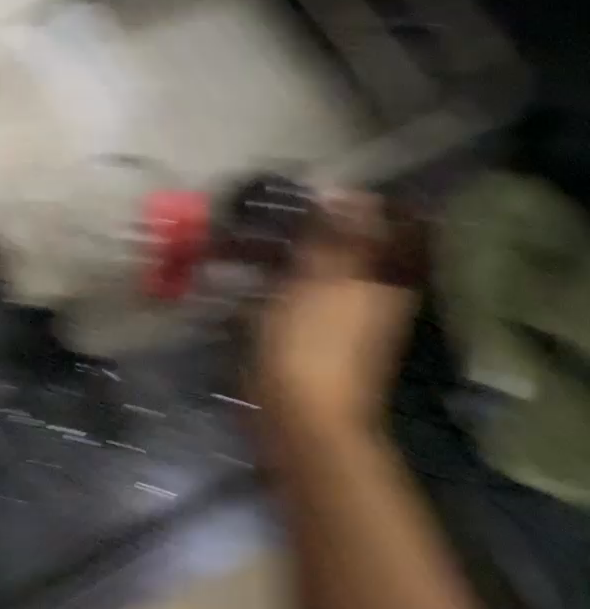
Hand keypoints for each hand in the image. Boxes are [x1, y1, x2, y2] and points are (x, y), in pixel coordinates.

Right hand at [254, 189, 420, 434]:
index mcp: (383, 273)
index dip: (340, 204)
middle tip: (246, 221)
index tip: (295, 194)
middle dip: (293, 232)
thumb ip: (331, 235)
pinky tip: (231, 290)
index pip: (374, 221)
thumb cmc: (312, 347)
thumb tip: (340, 189)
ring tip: (225, 252)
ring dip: (269, 261)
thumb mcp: (321, 281)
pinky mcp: (304, 342)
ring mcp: (336, 319)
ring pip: (304, 274)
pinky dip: (260, 291)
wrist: (299, 418)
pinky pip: (284, 302)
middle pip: (335, 247)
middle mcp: (368, 291)